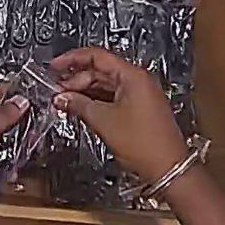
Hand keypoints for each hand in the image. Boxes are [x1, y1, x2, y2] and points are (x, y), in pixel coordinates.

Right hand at [50, 47, 188, 186]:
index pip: (98, 56)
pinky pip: (113, 96)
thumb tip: (63, 97)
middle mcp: (138, 80)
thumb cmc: (145, 144)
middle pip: (101, 70)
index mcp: (133, 75)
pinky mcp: (138, 107)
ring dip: (85, 91)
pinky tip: (81, 108)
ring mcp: (139, 93)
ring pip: (106, 84)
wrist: (168, 168)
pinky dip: (96, 101)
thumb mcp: (105, 121)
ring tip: (65, 100)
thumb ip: (80, 105)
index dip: (73, 59)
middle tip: (57, 90)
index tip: (56, 65)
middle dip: (76, 79)